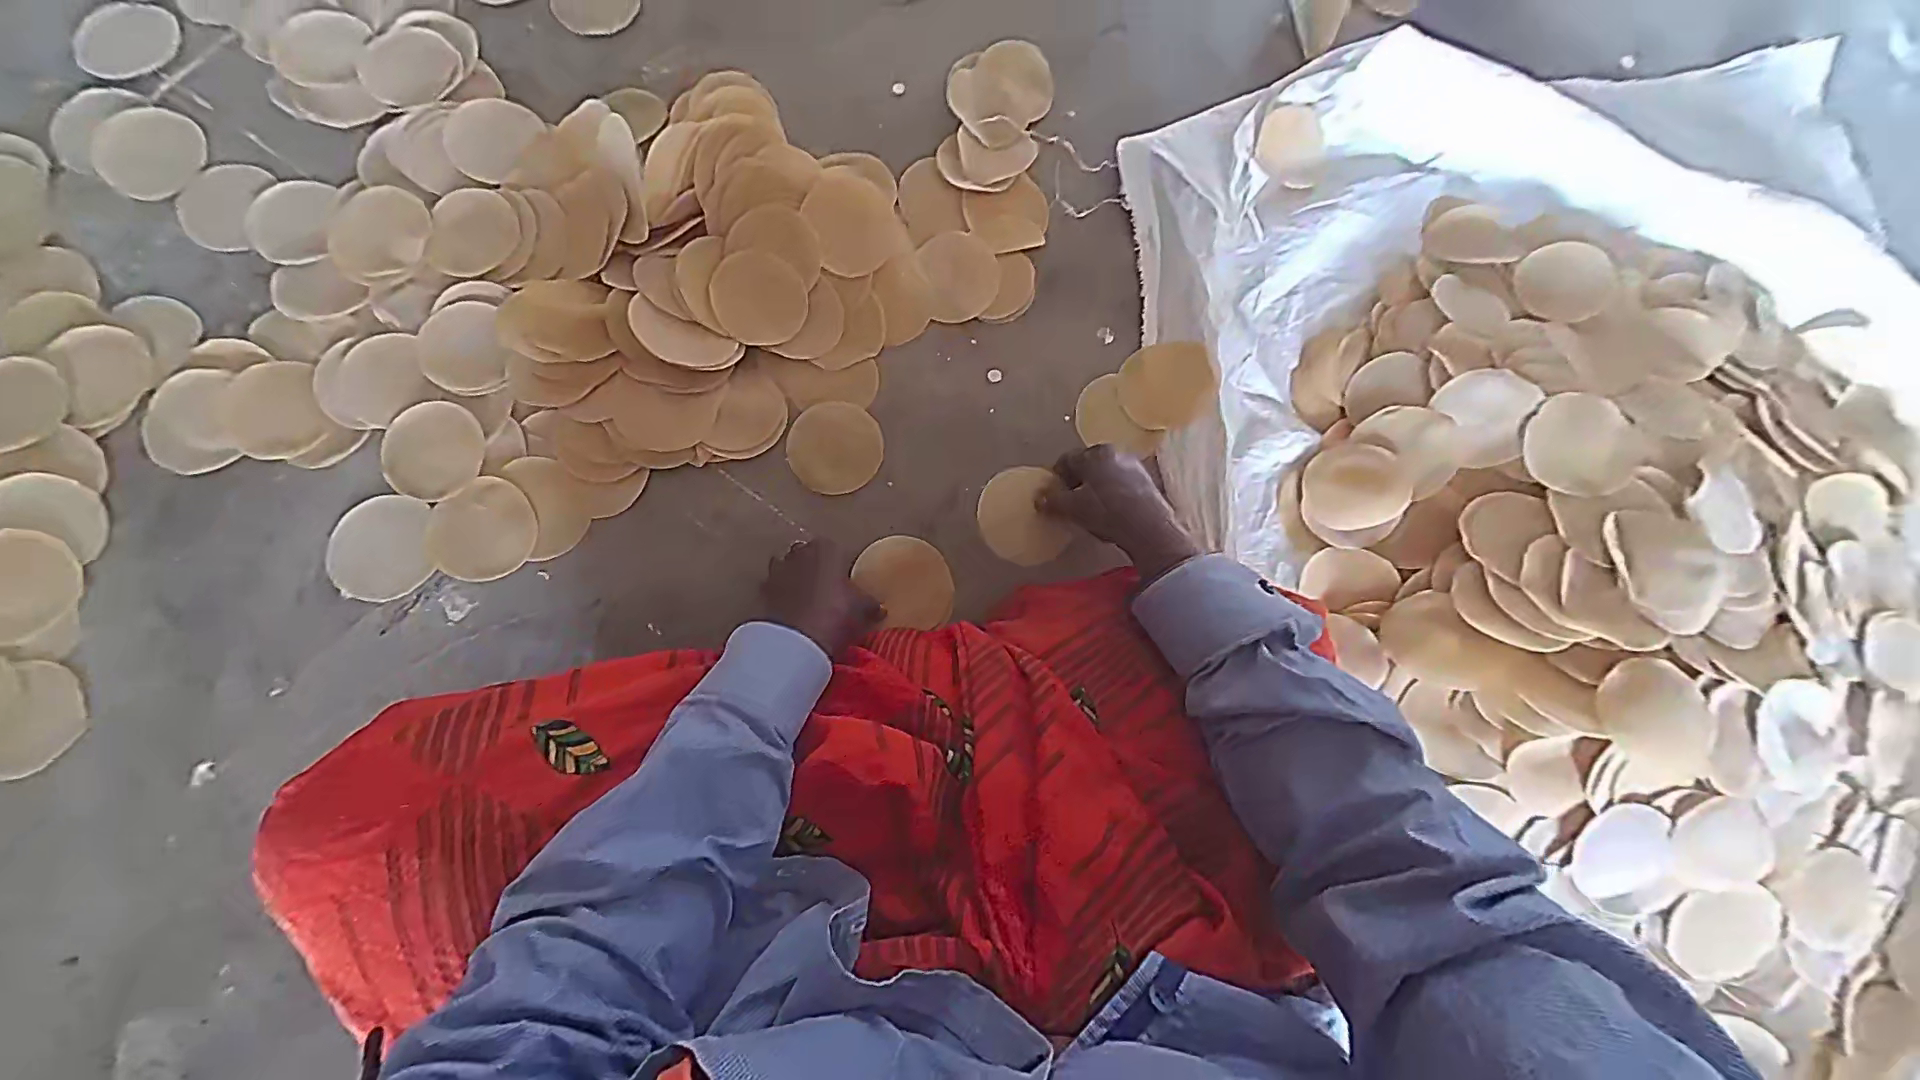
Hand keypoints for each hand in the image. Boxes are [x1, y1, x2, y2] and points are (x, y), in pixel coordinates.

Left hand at [760, 540, 882, 656]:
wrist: (794, 641)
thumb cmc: (836, 614)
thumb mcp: (861, 610)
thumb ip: (870, 604)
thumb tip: (879, 608)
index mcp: (825, 548)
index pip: (834, 549)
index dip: (838, 565)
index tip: (843, 582)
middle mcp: (798, 552)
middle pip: (807, 556)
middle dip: (814, 568)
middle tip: (827, 591)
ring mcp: (776, 571)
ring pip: (788, 569)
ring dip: (795, 580)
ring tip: (807, 602)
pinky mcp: (761, 592)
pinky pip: (775, 590)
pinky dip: (781, 597)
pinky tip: (791, 613)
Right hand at [1038, 446, 1201, 582]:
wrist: (1150, 529)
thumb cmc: (1106, 512)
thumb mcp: (1072, 509)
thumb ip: (1052, 500)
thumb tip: (1039, 497)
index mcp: (1095, 453)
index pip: (1067, 460)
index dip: (1056, 477)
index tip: (1052, 495)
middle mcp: (1116, 453)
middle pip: (1088, 465)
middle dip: (1076, 481)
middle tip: (1069, 502)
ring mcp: (1135, 466)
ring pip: (1106, 474)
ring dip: (1095, 488)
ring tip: (1090, 509)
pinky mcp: (1148, 482)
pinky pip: (1121, 484)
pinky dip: (1112, 494)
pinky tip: (1111, 512)